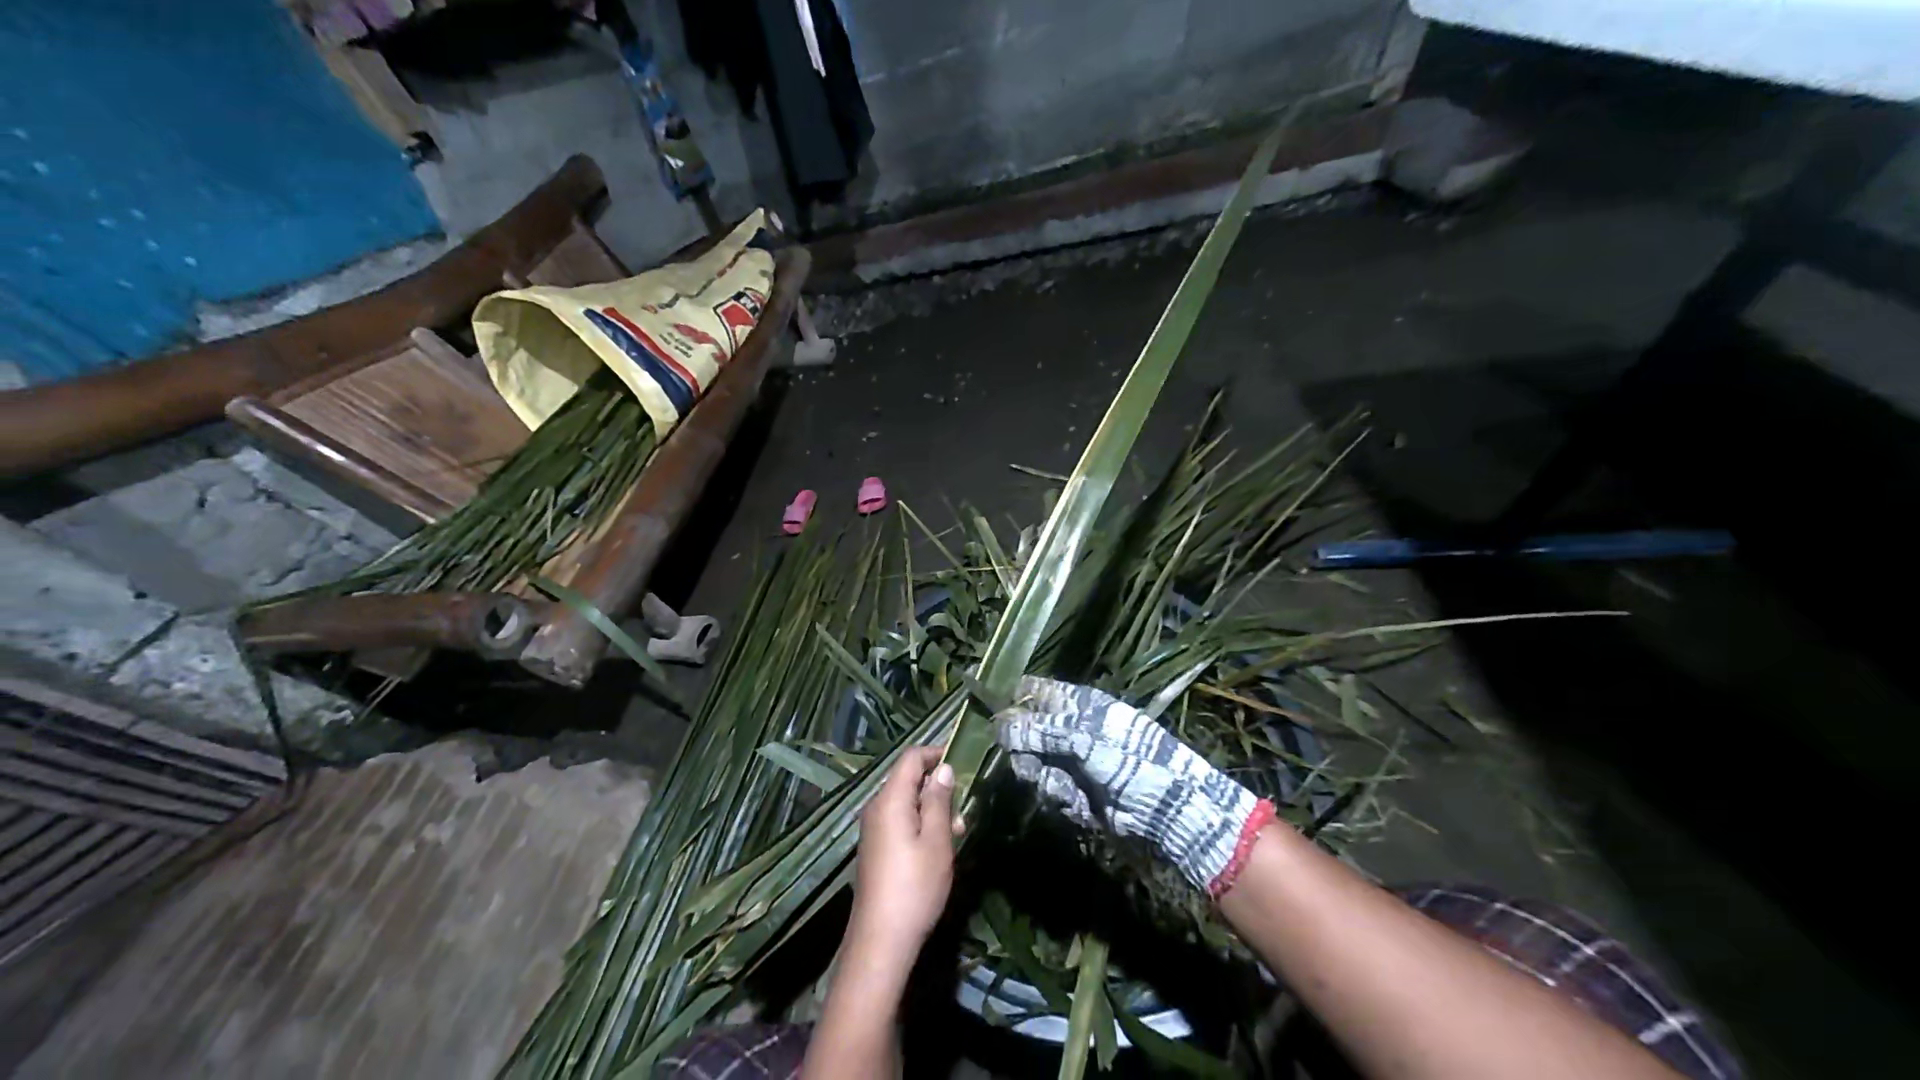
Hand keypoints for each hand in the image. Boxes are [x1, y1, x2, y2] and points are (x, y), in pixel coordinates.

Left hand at [847, 745, 961, 971]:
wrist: (881, 939)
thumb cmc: (915, 886)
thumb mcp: (937, 840)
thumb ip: (939, 801)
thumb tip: (943, 769)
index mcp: (889, 799)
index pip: (911, 758)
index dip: (936, 753)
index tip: (963, 760)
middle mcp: (876, 807)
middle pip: (907, 778)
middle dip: (937, 785)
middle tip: (964, 807)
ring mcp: (873, 828)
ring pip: (905, 801)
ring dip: (932, 807)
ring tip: (957, 832)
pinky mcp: (875, 847)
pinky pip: (898, 819)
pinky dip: (920, 822)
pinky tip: (938, 846)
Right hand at [995, 676, 1272, 897]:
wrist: (1165, 808)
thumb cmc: (1129, 759)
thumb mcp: (1082, 739)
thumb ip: (1040, 730)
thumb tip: (999, 725)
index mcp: (1076, 703)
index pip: (1032, 691)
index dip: (1015, 704)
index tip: (1004, 724)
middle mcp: (1070, 728)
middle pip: (1025, 733)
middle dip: (1028, 753)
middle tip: (1038, 766)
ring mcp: (1072, 760)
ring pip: (1034, 766)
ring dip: (1047, 781)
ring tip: (1070, 790)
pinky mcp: (1075, 790)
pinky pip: (1050, 791)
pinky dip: (1063, 800)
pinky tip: (1082, 805)